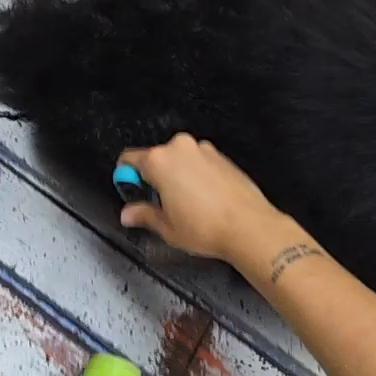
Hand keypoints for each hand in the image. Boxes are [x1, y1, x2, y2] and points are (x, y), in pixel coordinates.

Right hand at [117, 133, 285, 264]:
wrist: (250, 227)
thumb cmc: (209, 226)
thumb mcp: (166, 227)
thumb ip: (143, 215)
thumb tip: (130, 214)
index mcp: (159, 161)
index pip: (129, 159)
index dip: (126, 175)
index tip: (131, 188)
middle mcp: (180, 148)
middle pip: (155, 158)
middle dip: (154, 177)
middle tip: (161, 204)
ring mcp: (202, 150)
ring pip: (179, 160)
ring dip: (177, 176)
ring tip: (186, 205)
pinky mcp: (220, 156)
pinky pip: (199, 162)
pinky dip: (196, 175)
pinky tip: (204, 200)